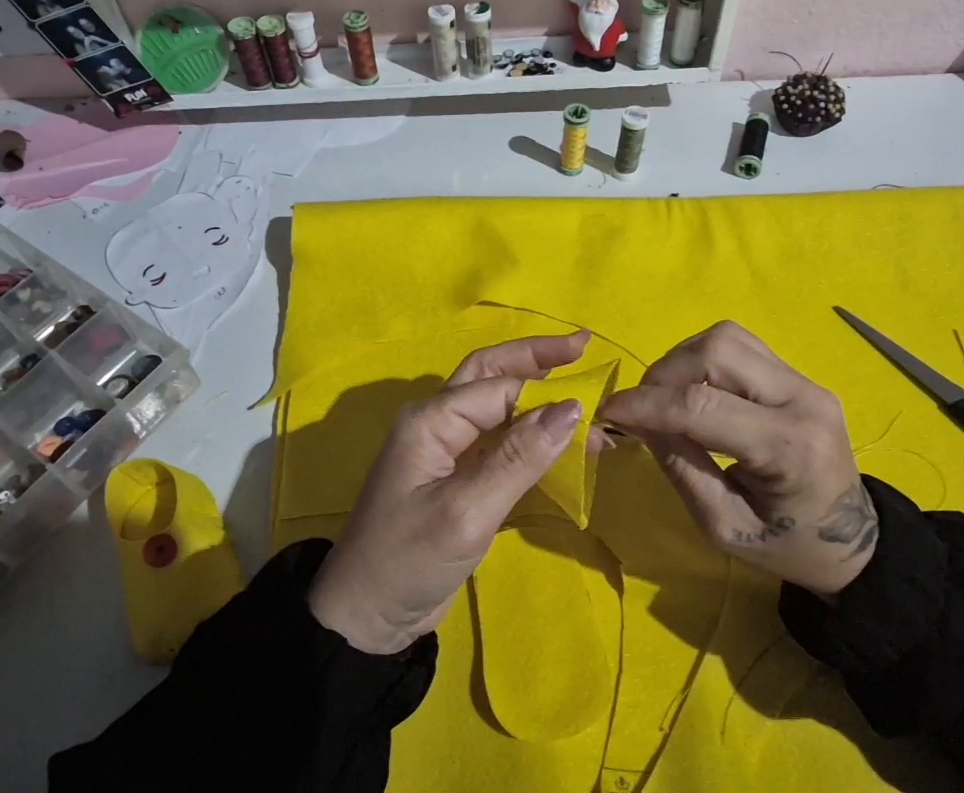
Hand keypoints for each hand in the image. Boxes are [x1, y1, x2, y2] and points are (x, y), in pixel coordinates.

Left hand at [307, 332, 594, 654]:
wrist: (366, 616)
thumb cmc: (408, 560)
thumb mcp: (467, 512)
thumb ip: (519, 459)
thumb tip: (572, 408)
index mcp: (430, 420)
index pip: (500, 388)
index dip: (548, 391)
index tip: (597, 405)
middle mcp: (436, 424)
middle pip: (491, 374)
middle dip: (536, 358)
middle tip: (583, 347)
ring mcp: (445, 451)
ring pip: (496, 406)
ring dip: (536, 396)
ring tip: (583, 394)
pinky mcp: (455, 478)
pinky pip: (497, 442)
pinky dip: (529, 435)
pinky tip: (558, 440)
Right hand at [599, 321, 877, 598]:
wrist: (853, 542)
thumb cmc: (786, 546)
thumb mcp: (723, 526)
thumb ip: (679, 467)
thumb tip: (636, 422)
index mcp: (789, 448)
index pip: (703, 405)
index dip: (646, 404)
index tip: (608, 411)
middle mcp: (803, 400)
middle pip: (718, 351)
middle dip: (664, 374)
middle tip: (641, 408)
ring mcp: (806, 381)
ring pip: (727, 338)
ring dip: (682, 361)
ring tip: (665, 398)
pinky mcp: (800, 376)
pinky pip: (740, 346)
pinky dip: (703, 360)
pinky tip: (693, 390)